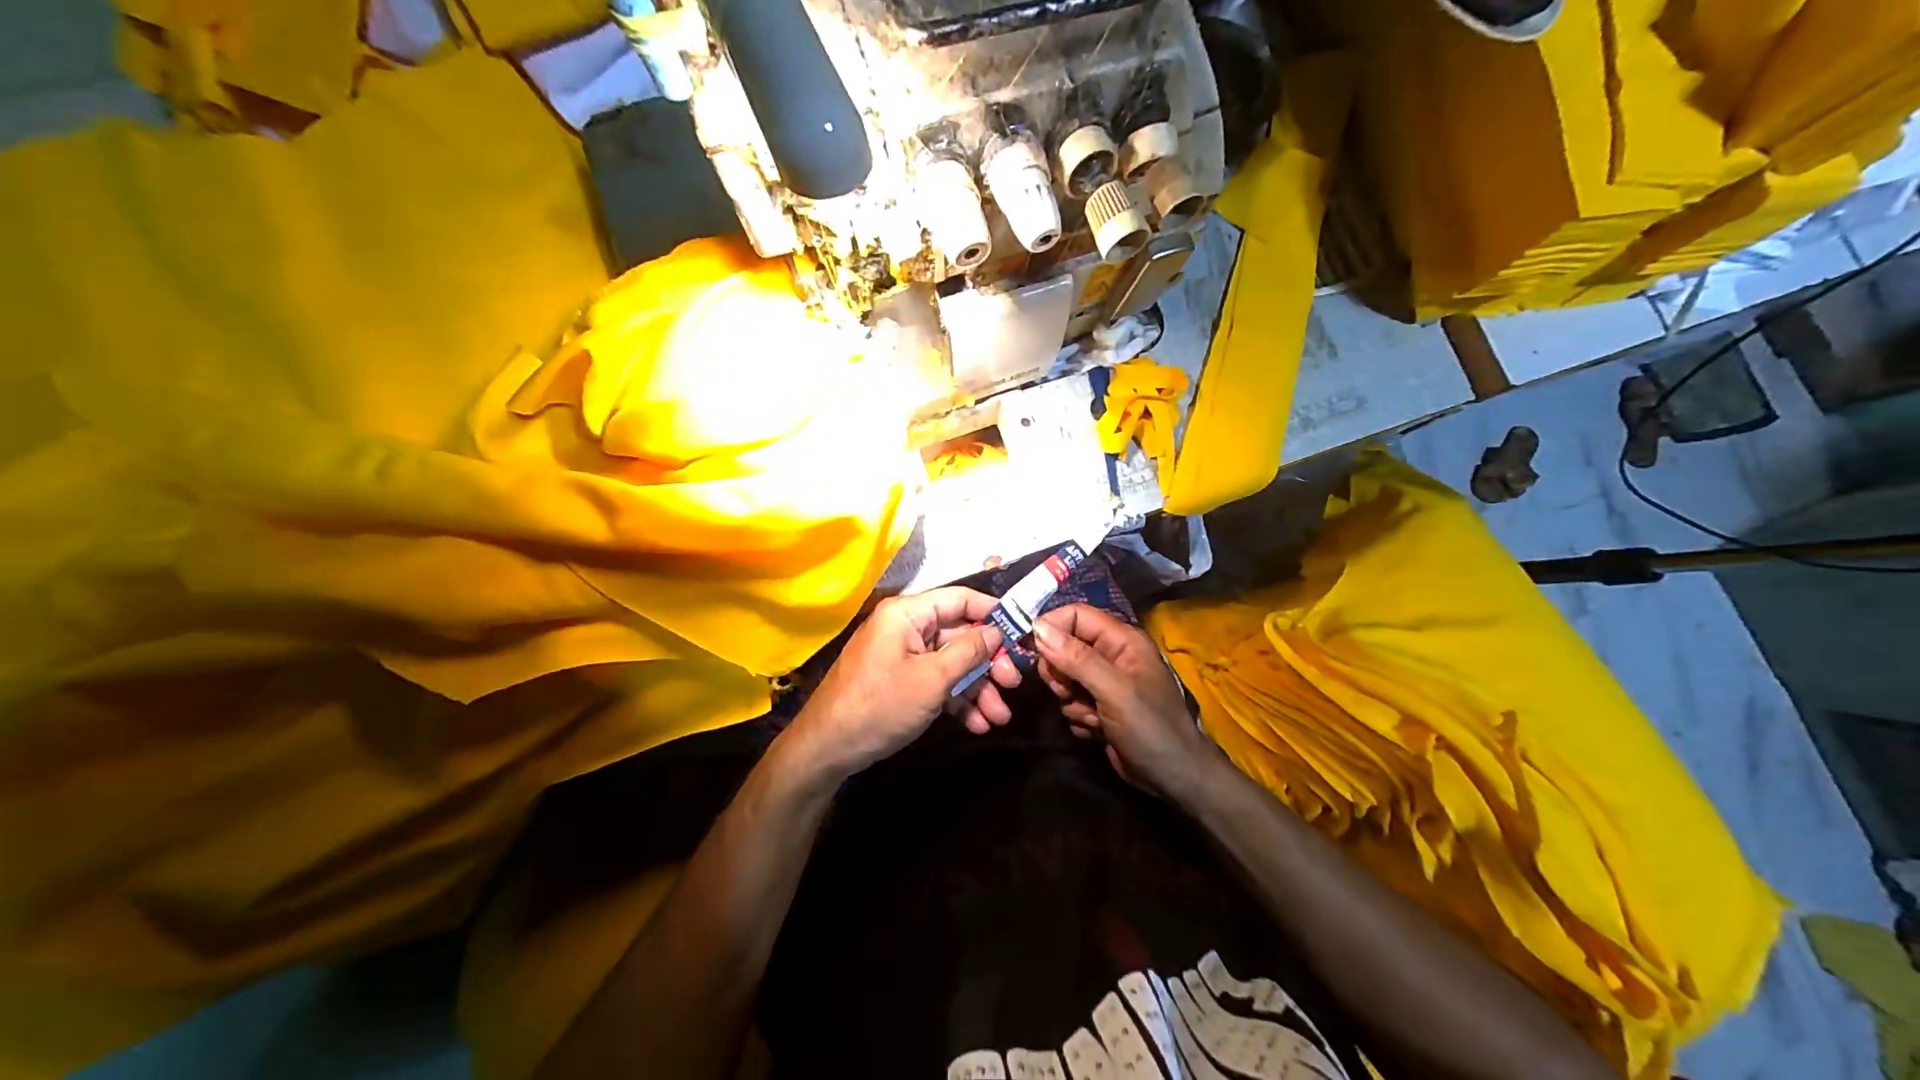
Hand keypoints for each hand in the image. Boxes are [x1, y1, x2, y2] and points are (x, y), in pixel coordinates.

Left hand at [786, 587, 1007, 779]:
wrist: (829, 750)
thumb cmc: (880, 705)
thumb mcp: (931, 679)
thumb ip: (968, 652)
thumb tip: (996, 631)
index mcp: (907, 614)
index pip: (959, 599)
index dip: (993, 612)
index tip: (1022, 630)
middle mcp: (906, 628)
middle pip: (959, 635)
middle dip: (989, 663)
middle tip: (1012, 685)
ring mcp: (903, 656)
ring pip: (952, 663)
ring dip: (978, 689)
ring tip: (999, 717)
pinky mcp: (902, 682)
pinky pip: (937, 682)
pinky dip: (957, 700)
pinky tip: (978, 723)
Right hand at [1030, 604, 1220, 798]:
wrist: (1174, 779)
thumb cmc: (1151, 728)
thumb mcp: (1114, 690)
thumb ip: (1077, 658)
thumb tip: (1038, 627)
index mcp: (1122, 640)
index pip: (1076, 615)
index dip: (1051, 627)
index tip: (1031, 649)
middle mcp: (1112, 655)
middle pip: (1064, 646)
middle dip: (1060, 672)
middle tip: (1069, 692)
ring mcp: (1105, 683)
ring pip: (1064, 677)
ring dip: (1070, 699)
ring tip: (1092, 716)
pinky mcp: (1099, 707)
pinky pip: (1070, 701)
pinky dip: (1077, 716)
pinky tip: (1097, 730)